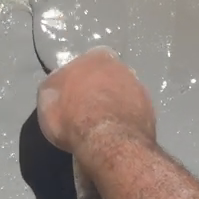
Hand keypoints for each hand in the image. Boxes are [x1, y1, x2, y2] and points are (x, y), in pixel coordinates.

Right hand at [35, 48, 155, 157]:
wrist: (107, 141)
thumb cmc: (71, 116)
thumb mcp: (47, 98)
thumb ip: (55, 85)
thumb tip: (59, 84)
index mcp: (96, 56)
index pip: (90, 60)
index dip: (81, 77)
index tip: (75, 94)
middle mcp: (123, 67)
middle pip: (110, 76)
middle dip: (101, 90)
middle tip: (89, 111)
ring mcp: (140, 89)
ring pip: (124, 94)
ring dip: (115, 106)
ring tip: (103, 126)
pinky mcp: (151, 112)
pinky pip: (134, 114)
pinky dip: (126, 122)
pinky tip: (115, 135)